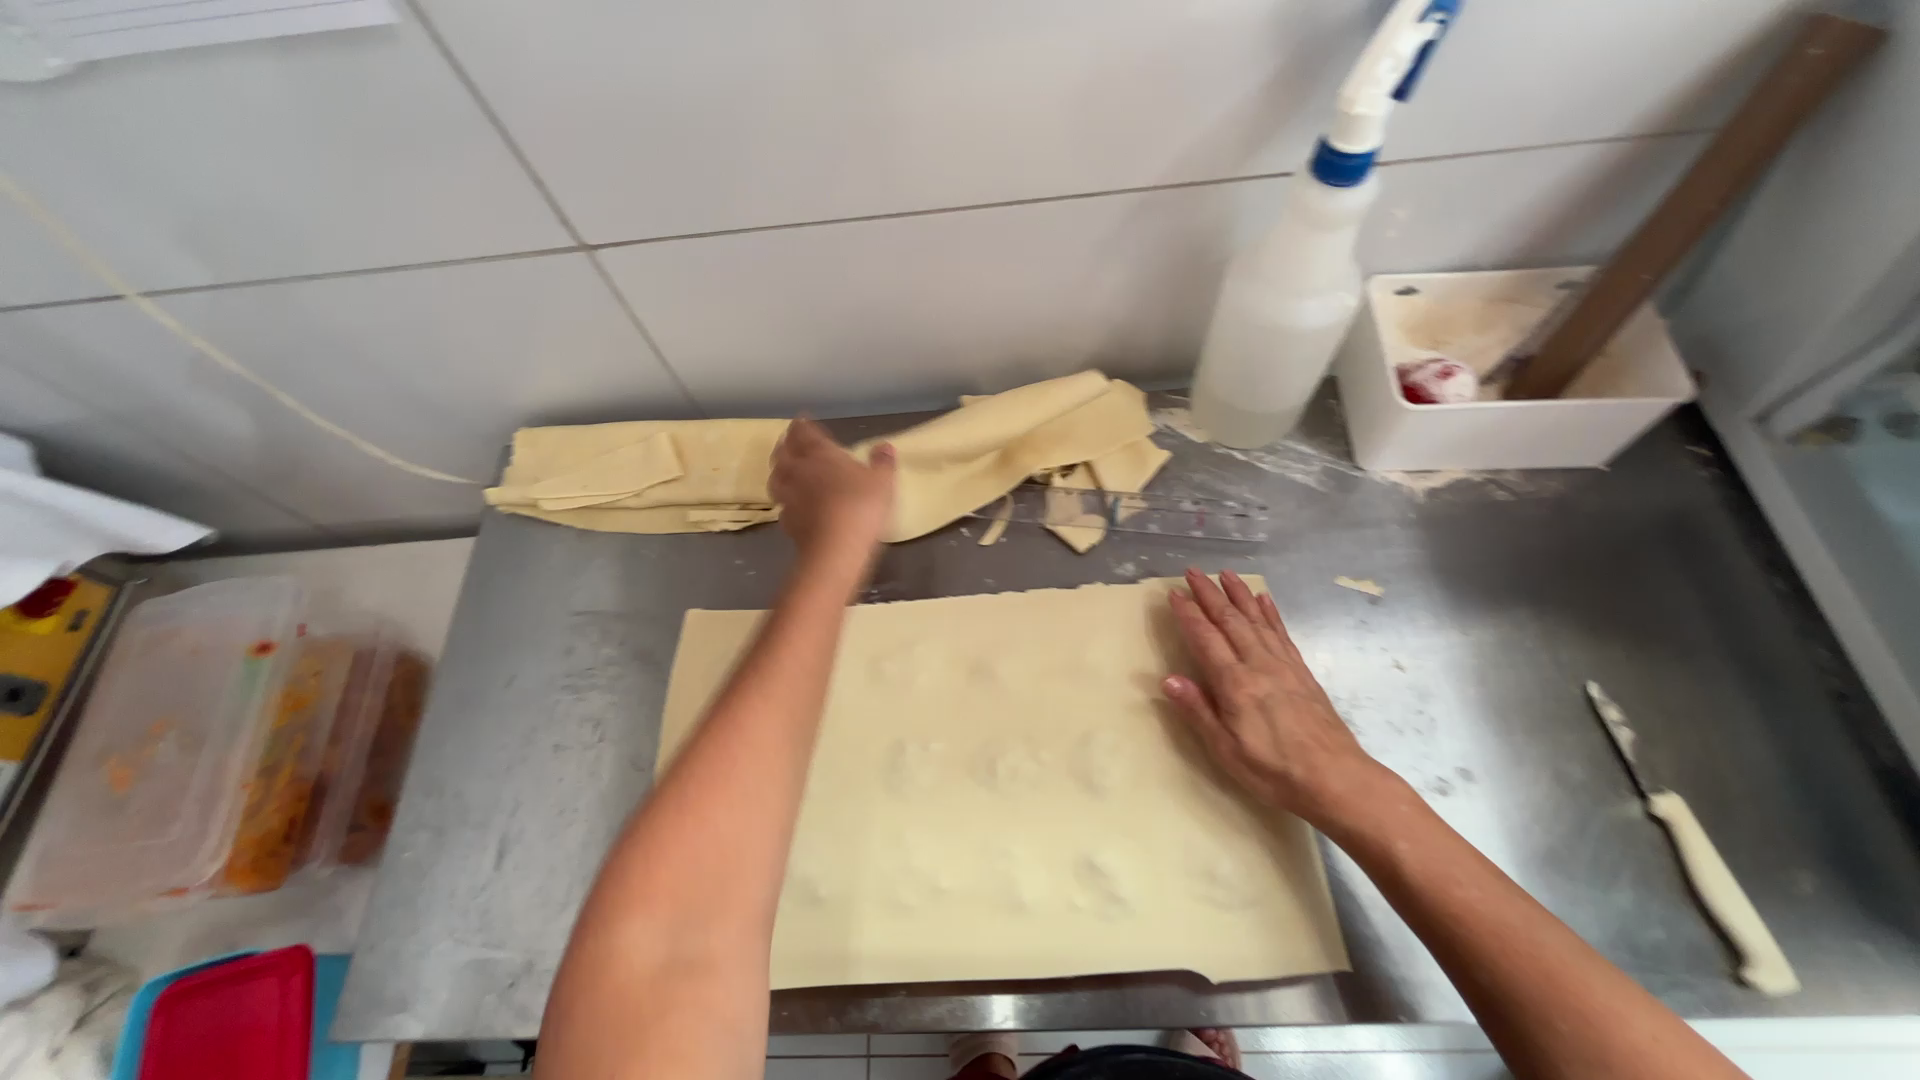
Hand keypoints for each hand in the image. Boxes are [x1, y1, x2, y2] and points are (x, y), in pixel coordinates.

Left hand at [769, 417, 896, 562]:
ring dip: (778, 469)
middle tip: (788, 439)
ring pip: (776, 477)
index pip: (805, 433)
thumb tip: (885, 446)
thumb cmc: (861, 507)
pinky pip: (782, 504)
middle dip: (785, 443)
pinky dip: (784, 499)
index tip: (801, 418)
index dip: (802, 424)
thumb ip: (882, 463)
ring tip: (782, 467)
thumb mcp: (882, 482)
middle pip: (784, 452)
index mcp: (821, 455)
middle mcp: (799, 471)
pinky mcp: (786, 521)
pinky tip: (791, 503)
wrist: (835, 549)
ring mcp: (789, 497)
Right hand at [1163, 568, 1383, 824]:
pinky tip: (1264, 600)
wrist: (1336, 779)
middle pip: (1230, 621)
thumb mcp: (1225, 750)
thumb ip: (1198, 711)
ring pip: (1257, 620)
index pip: (1205, 639)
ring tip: (1226, 573)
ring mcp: (1284, 666)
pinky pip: (1282, 633)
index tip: (1174, 593)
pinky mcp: (1302, 672)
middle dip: (1210, 594)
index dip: (1188, 615)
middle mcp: (1259, 665)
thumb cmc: (1273, 771)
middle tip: (1193, 571)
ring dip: (1239, 595)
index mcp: (1235, 684)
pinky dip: (1270, 613)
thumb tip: (1168, 679)